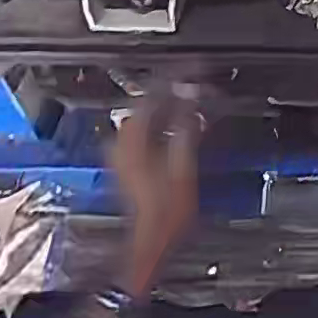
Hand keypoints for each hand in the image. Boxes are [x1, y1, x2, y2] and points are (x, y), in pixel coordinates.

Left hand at [109, 92, 200, 295]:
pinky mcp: (127, 163)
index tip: (194, 69)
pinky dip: (162, 120)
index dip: (176, 79)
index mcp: (134, 140)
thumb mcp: (183, 169)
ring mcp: (123, 154)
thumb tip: (192, 104)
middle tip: (194, 80)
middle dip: (172, 88)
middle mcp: (123, 142)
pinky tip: (177, 122)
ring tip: (189, 96)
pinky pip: (145, 129)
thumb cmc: (164, 215)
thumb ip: (186, 131)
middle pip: (147, 102)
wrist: (146, 247)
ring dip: (167, 104)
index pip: (154, 95)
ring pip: (145, 116)